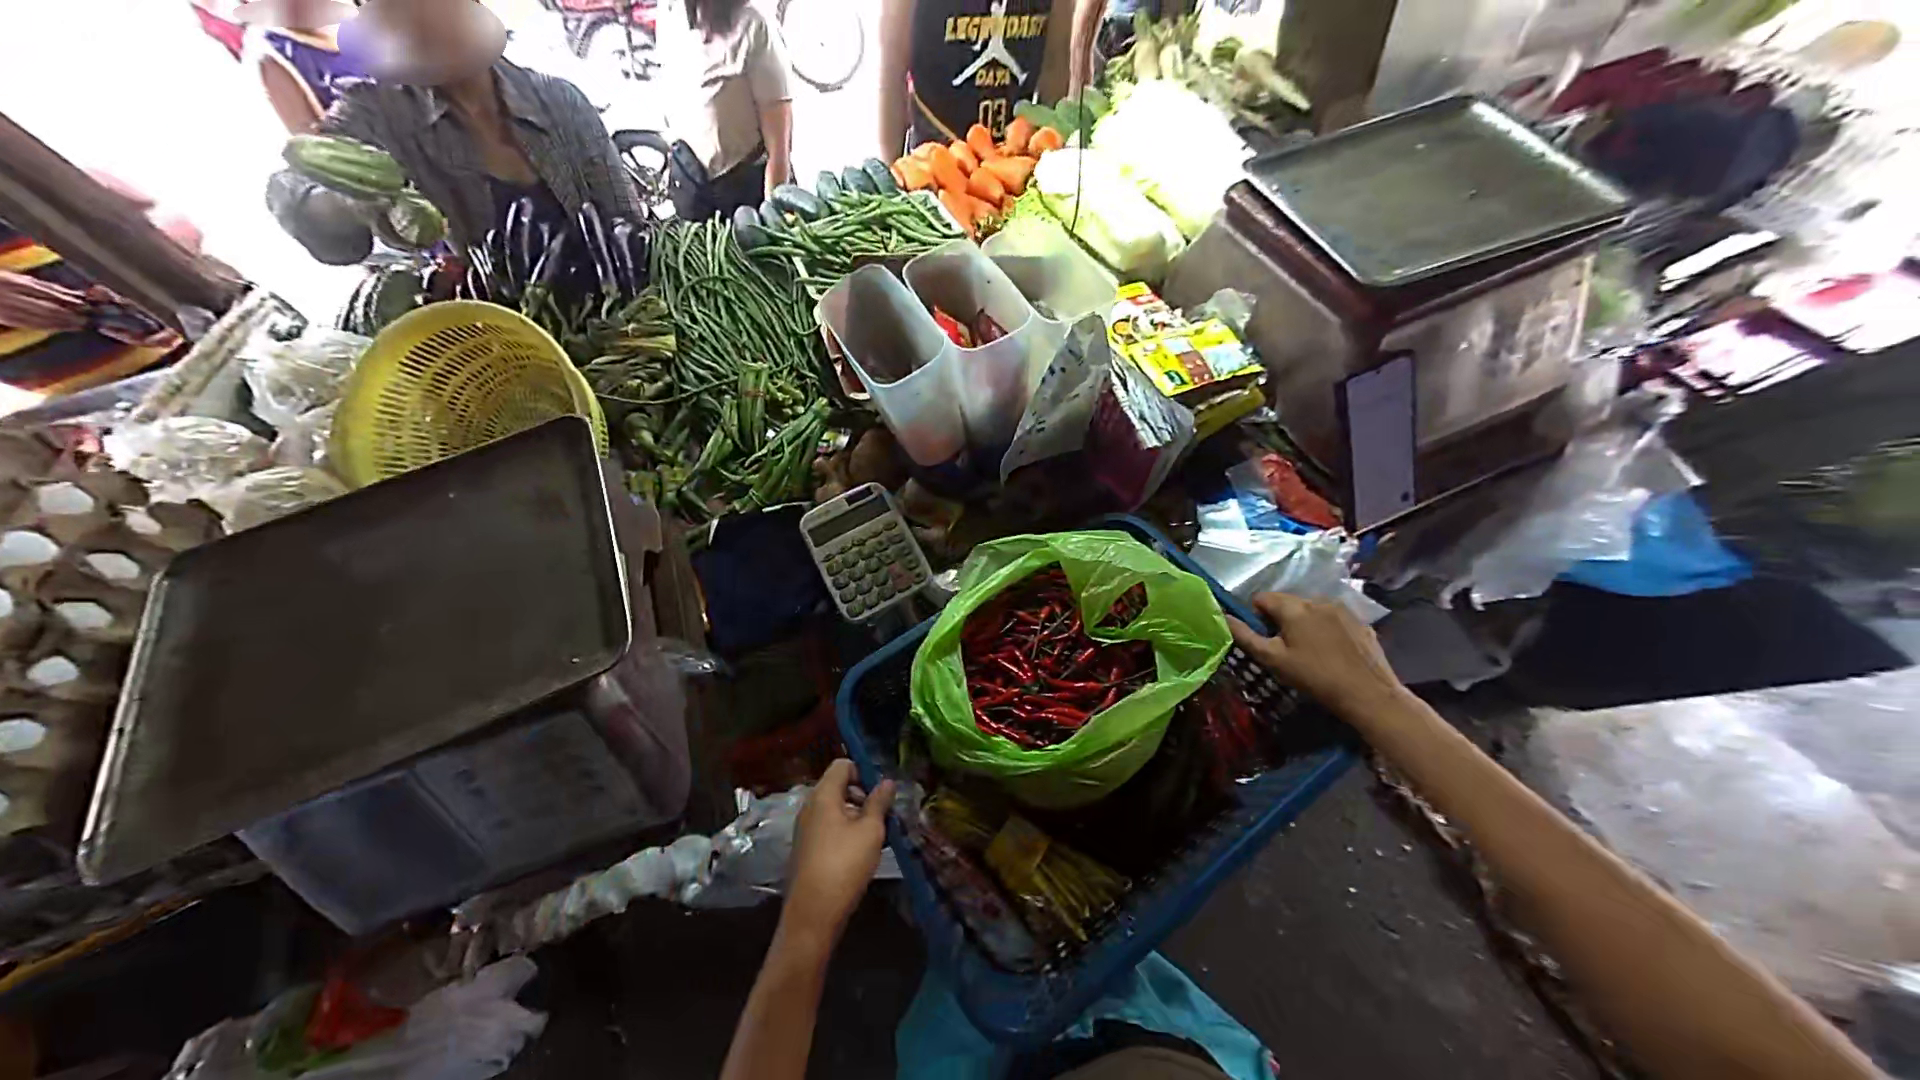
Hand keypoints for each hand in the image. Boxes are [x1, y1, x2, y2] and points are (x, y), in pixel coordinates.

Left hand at [783, 760, 895, 942]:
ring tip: (875, 837)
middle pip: (838, 786)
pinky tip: (859, 853)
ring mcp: (805, 829)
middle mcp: (810, 807)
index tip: (881, 794)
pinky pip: (828, 827)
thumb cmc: (844, 865)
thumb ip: (879, 802)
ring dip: (856, 816)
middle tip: (882, 816)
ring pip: (835, 809)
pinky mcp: (806, 849)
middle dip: (863, 795)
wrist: (812, 914)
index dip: (863, 772)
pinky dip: (845, 832)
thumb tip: (886, 782)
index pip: (842, 765)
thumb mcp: (870, 831)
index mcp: (823, 796)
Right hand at [1227, 593, 1407, 718]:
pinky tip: (1331, 652)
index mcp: (1293, 607)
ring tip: (1309, 651)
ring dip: (1302, 623)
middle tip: (1284, 648)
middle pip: (1287, 602)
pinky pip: (1331, 618)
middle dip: (1279, 619)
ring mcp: (1342, 609)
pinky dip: (1324, 629)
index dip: (1255, 616)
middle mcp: (1317, 600)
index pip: (1261, 598)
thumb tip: (1222, 617)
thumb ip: (1245, 636)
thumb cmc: (1314, 677)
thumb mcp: (1273, 659)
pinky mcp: (1359, 622)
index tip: (1264, 639)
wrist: (1369, 694)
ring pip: (1310, 609)